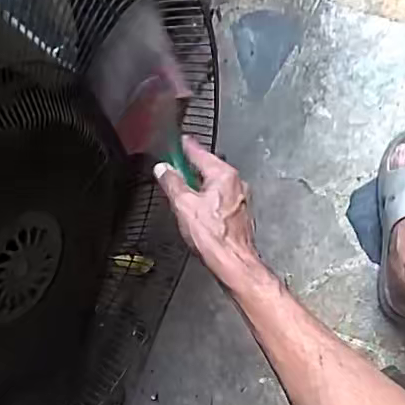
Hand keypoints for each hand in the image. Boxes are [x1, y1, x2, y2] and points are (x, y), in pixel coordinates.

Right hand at [155, 136, 266, 290]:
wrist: (234, 262)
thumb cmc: (215, 237)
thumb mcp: (184, 205)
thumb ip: (172, 183)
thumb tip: (163, 170)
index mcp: (224, 175)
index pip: (201, 153)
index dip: (186, 147)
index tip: (181, 141)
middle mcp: (237, 185)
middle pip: (210, 168)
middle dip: (193, 168)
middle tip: (177, 168)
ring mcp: (241, 201)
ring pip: (217, 186)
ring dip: (201, 186)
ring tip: (186, 192)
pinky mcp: (240, 216)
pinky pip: (221, 200)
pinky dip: (209, 201)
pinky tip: (201, 212)